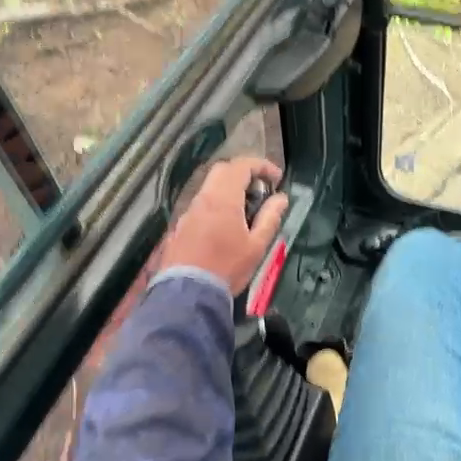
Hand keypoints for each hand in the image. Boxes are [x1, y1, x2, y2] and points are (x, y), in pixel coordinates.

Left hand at [157, 157, 288, 291]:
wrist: (187, 294)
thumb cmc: (227, 268)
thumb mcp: (257, 246)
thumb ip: (270, 218)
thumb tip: (281, 198)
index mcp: (223, 199)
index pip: (241, 166)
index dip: (261, 166)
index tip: (277, 178)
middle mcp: (202, 199)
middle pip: (222, 170)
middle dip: (244, 173)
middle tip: (261, 190)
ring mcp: (188, 212)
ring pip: (209, 187)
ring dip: (229, 189)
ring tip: (246, 210)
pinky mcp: (180, 227)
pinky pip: (201, 204)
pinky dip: (217, 204)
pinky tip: (225, 226)